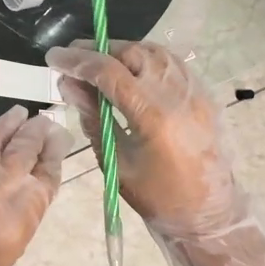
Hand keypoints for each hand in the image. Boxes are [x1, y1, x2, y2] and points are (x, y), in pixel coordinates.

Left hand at [0, 92, 68, 265]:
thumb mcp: (8, 252)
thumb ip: (20, 215)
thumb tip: (28, 184)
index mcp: (22, 218)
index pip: (48, 177)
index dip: (55, 155)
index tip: (59, 139)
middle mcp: (1, 190)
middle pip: (25, 151)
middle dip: (37, 133)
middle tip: (44, 118)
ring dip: (11, 123)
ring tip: (22, 112)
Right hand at [45, 40, 264, 265]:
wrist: (212, 215)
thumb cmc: (158, 197)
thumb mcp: (115, 160)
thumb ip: (92, 117)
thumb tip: (67, 84)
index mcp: (153, 116)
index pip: (108, 72)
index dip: (77, 61)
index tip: (53, 57)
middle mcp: (177, 96)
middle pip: (132, 53)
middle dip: (97, 50)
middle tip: (71, 57)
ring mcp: (196, 92)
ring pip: (154, 51)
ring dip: (122, 50)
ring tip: (97, 61)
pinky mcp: (204, 95)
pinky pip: (172, 63)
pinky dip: (145, 58)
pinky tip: (129, 69)